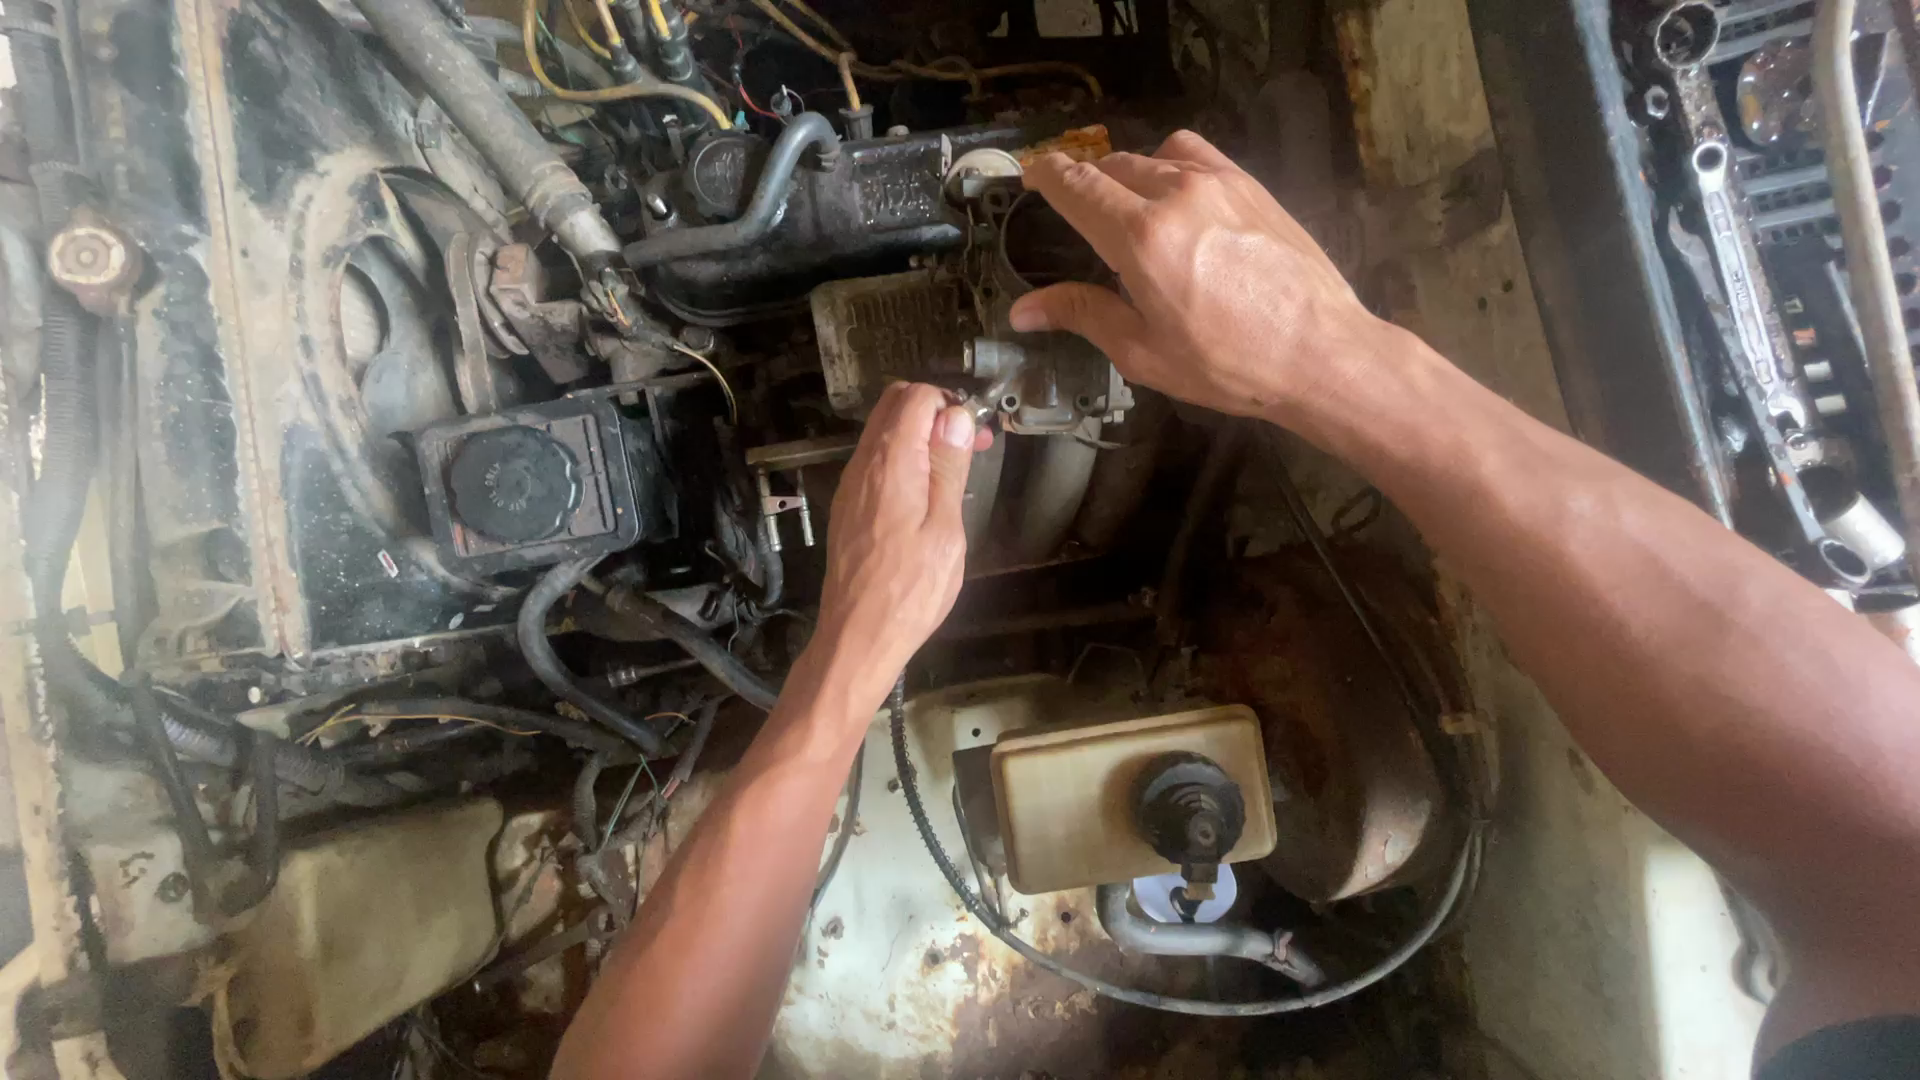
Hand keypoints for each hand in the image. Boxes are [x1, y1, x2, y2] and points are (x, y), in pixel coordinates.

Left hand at [811, 383, 990, 704]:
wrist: (858, 636)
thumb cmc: (911, 590)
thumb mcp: (945, 529)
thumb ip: (949, 468)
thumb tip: (957, 415)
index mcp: (889, 462)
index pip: (915, 397)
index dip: (950, 404)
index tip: (976, 435)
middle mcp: (862, 465)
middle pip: (893, 405)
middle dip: (935, 412)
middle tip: (970, 447)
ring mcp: (850, 486)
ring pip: (882, 433)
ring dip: (920, 437)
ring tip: (954, 475)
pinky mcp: (848, 507)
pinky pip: (876, 463)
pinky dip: (903, 461)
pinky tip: (926, 496)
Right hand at [1010, 130, 1395, 423]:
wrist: (1318, 352)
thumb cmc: (1224, 364)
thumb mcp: (1141, 351)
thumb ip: (1081, 315)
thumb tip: (1022, 310)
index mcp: (1142, 238)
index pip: (1078, 186)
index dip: (1046, 176)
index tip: (1029, 177)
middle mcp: (1177, 193)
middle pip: (1112, 166)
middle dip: (1084, 183)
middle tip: (1075, 217)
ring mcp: (1219, 181)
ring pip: (1152, 155)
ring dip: (1125, 174)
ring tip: (1123, 209)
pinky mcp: (1250, 184)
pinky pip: (1194, 153)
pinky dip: (1167, 164)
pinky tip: (1171, 197)